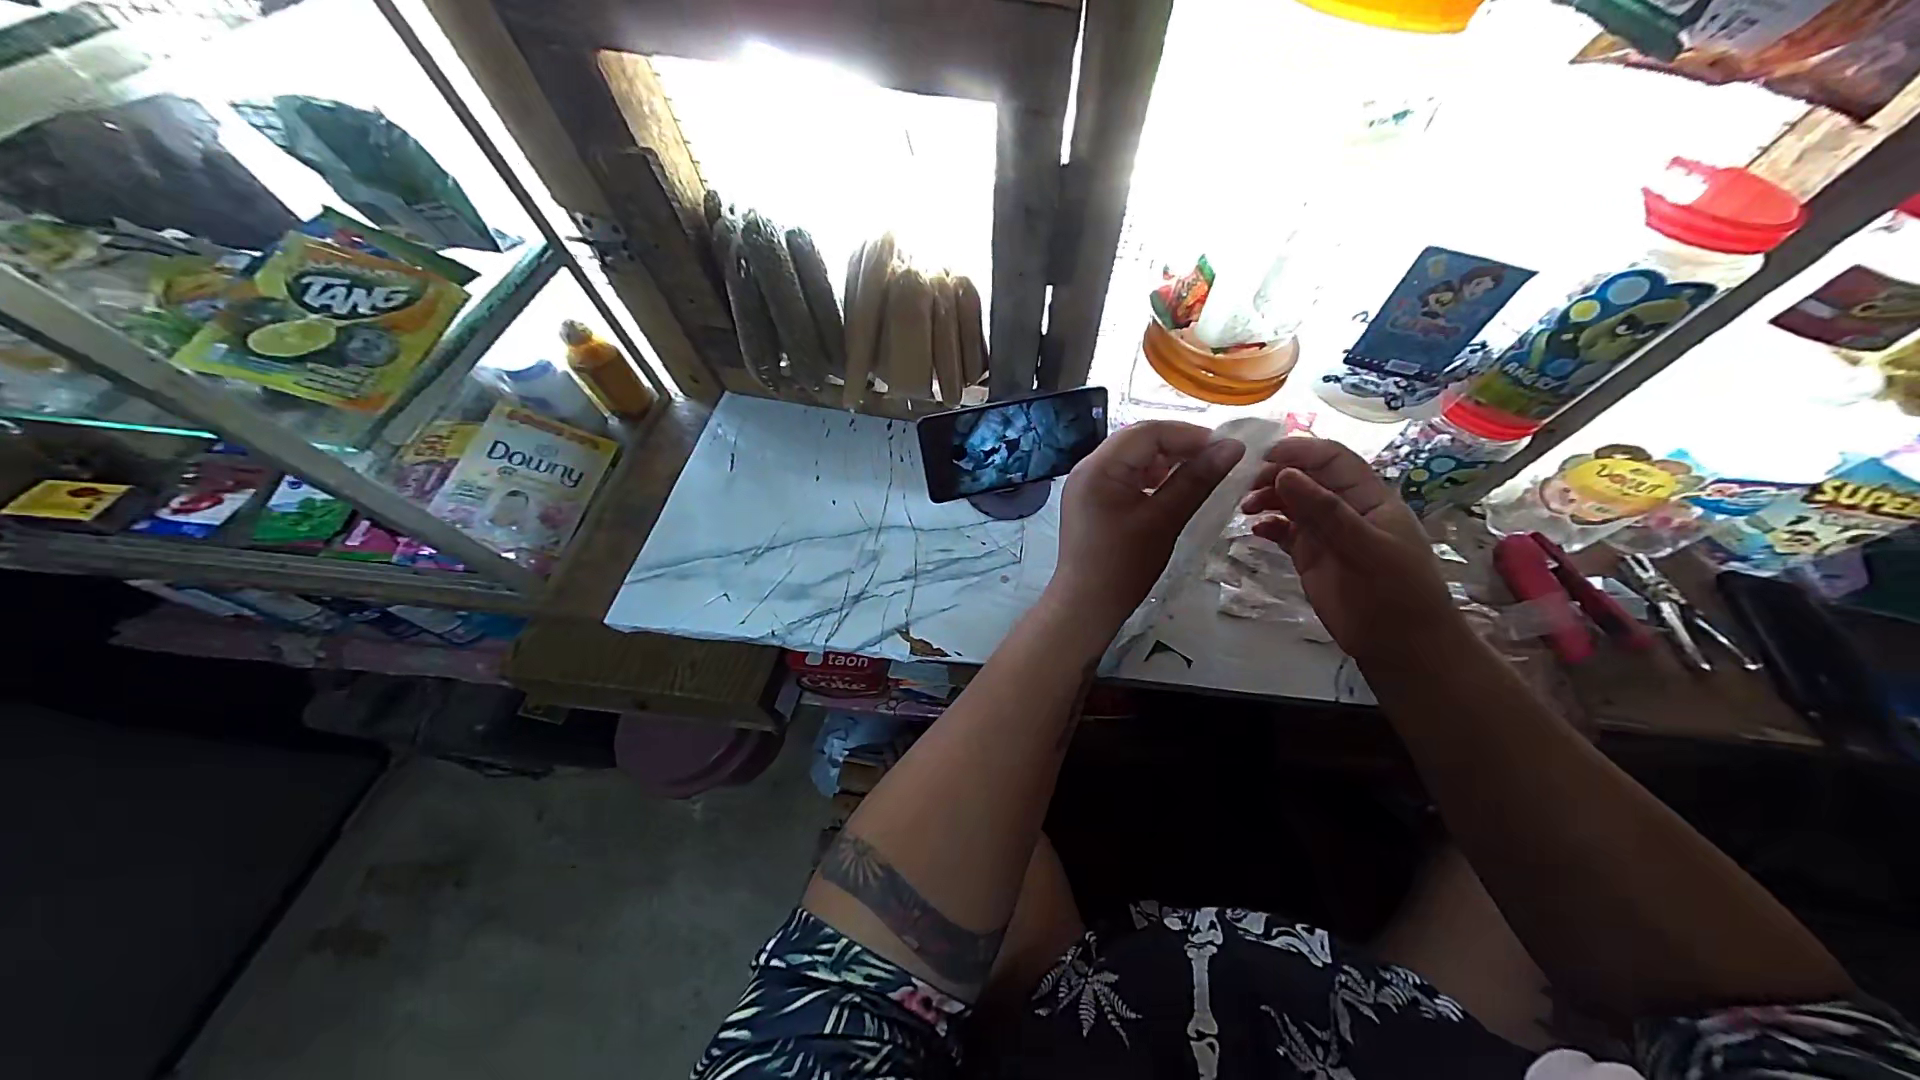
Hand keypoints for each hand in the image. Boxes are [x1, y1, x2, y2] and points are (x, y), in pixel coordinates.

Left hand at [1047, 421, 1244, 630]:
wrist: (1086, 606)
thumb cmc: (1122, 566)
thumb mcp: (1164, 520)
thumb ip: (1197, 480)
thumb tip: (1233, 448)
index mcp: (1098, 467)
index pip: (1148, 432)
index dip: (1190, 435)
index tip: (1226, 449)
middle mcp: (1088, 467)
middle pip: (1140, 440)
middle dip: (1180, 446)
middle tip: (1217, 460)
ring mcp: (1088, 484)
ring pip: (1134, 457)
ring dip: (1168, 462)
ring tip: (1201, 475)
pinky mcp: (1093, 500)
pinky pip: (1126, 476)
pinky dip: (1153, 478)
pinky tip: (1174, 491)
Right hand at [1239, 438, 1457, 660]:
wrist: (1402, 646)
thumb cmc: (1395, 593)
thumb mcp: (1364, 548)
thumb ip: (1325, 511)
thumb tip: (1284, 474)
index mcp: (1368, 497)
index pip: (1331, 459)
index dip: (1299, 452)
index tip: (1260, 457)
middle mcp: (1344, 509)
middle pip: (1306, 477)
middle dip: (1275, 475)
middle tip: (1244, 487)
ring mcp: (1326, 533)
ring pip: (1291, 502)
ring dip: (1267, 498)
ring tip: (1246, 509)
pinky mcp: (1310, 556)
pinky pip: (1284, 532)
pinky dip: (1268, 526)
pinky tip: (1256, 532)